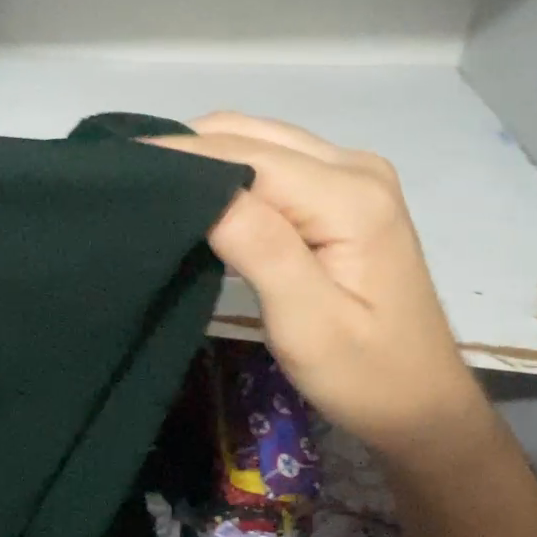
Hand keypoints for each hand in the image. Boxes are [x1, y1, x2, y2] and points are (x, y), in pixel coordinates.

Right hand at [148, 113, 484, 451]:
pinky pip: (272, 160)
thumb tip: (200, 187)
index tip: (115, 167)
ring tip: (145, 181)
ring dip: (201, 154)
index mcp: (349, 198)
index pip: (246, 156)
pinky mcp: (343, 192)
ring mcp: (352, 176)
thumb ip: (259, 247)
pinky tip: (191, 192)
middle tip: (121, 177)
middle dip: (183, 148)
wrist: (421, 401)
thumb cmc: (362, 374)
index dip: (178, 154)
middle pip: (250, 135)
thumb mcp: (307, 321)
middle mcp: (354, 168)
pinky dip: (225, 166)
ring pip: (258, 141)